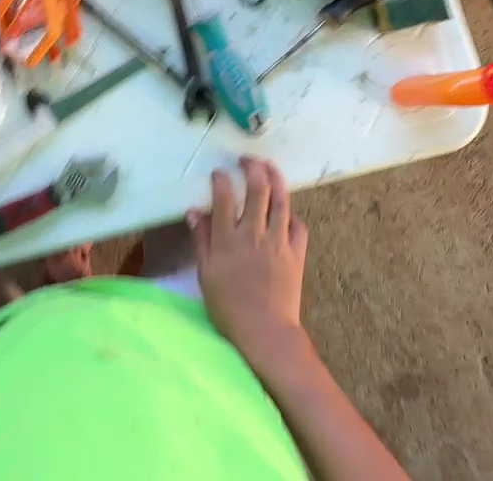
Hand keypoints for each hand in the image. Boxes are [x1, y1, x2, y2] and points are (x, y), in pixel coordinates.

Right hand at [188, 156, 309, 361]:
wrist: (265, 332)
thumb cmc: (228, 307)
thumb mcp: (205, 274)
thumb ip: (201, 240)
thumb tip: (194, 211)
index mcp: (228, 239)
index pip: (224, 197)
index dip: (221, 179)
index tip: (219, 172)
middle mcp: (254, 233)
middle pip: (257, 189)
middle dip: (252, 168)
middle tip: (246, 160)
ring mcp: (278, 241)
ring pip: (281, 200)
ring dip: (276, 178)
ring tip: (270, 166)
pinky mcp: (296, 253)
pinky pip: (298, 226)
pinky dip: (293, 215)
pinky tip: (287, 212)